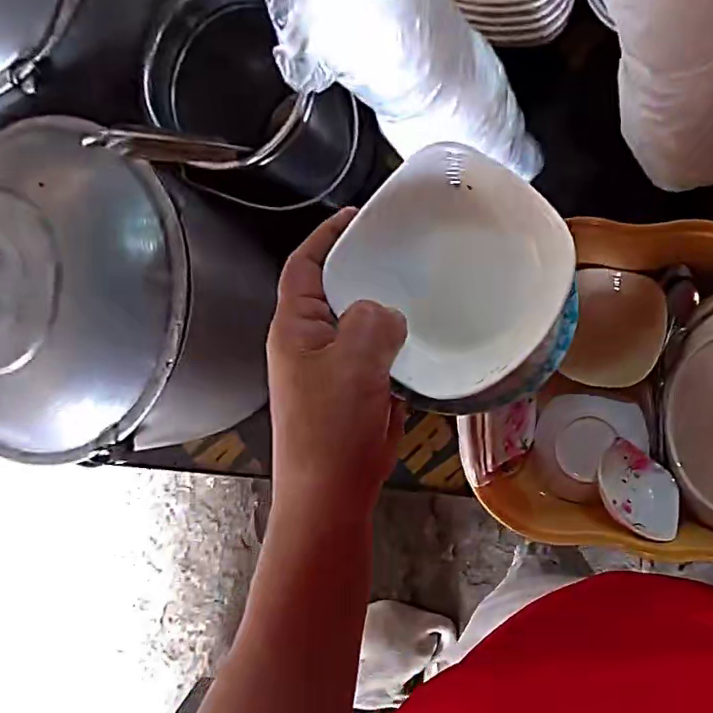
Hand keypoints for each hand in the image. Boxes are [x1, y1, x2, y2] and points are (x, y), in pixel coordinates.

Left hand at [268, 208, 408, 515]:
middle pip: (334, 295)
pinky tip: (417, 347)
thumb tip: (387, 315)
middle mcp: (308, 346)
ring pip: (359, 329)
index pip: (304, 267)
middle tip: (399, 256)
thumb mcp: (354, 363)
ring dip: (383, 316)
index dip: (325, 237)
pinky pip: (374, 360)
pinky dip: (393, 351)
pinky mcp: (350, 397)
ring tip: (416, 296)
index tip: (355, 217)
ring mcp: (329, 373)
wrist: (330, 495)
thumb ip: (372, 322)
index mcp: (295, 329)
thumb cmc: (332, 429)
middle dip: (363, 275)